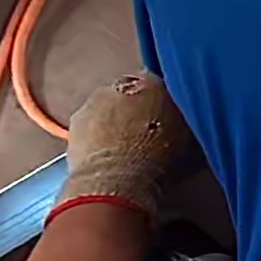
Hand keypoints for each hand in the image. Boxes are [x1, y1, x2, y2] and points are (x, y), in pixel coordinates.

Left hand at [55, 73, 193, 216]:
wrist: (118, 177)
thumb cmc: (158, 155)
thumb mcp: (185, 134)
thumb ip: (180, 116)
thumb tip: (180, 114)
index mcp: (152, 83)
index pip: (157, 84)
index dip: (160, 102)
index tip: (163, 117)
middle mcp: (120, 85)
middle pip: (128, 94)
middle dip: (133, 109)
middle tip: (143, 132)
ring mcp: (93, 103)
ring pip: (106, 108)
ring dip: (113, 122)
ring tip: (124, 148)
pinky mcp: (74, 124)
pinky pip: (90, 126)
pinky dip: (96, 136)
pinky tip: (107, 155)